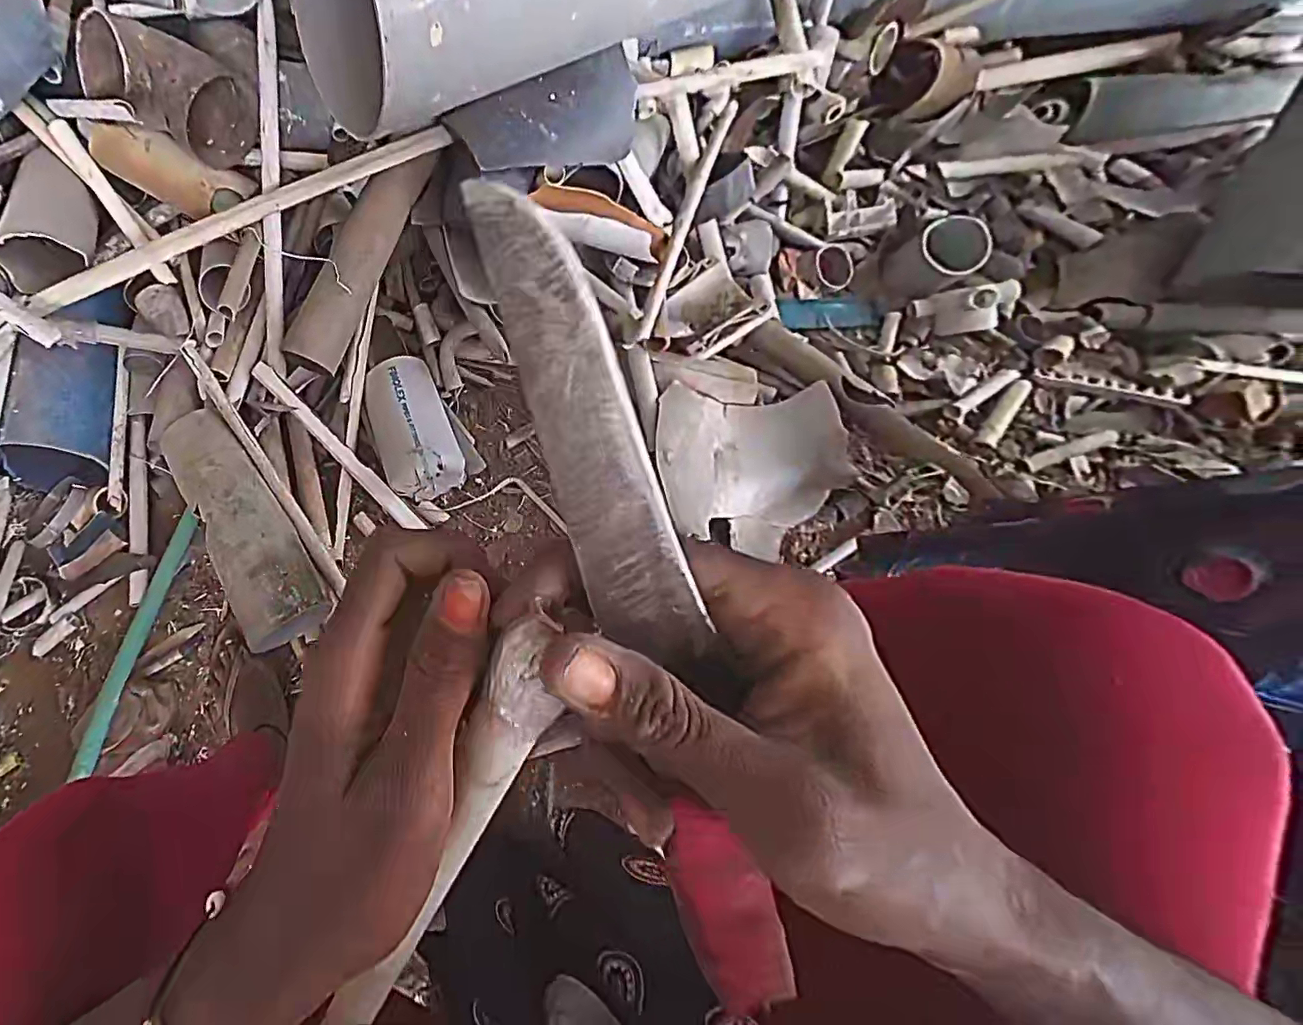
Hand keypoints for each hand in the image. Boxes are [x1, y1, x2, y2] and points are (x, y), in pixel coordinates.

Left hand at [163, 529, 495, 1023]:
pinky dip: (467, 655)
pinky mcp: (381, 698)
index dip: (451, 555)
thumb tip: (469, 585)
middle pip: (407, 571)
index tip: (504, 600)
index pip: (389, 555)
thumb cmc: (353, 874)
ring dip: (475, 621)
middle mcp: (347, 651)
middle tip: (520, 637)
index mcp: (342, 659)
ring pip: (422, 607)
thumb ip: (436, 679)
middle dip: (470, 583)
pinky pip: (427, 648)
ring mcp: (363, 674)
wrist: (303, 929)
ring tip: (517, 669)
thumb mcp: (408, 781)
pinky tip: (496, 696)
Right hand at [498, 540, 1016, 960]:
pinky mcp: (712, 684)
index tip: (516, 630)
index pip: (646, 553)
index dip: (570, 577)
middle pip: (620, 604)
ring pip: (619, 654)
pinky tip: (649, 800)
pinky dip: (625, 741)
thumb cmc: (887, 854)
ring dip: (608, 726)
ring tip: (640, 803)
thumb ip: (664, 719)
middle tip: (566, 738)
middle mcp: (748, 609)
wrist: (949, 912)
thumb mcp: (771, 794)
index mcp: (780, 605)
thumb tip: (555, 655)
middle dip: (585, 676)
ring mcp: (727, 647)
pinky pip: (637, 691)